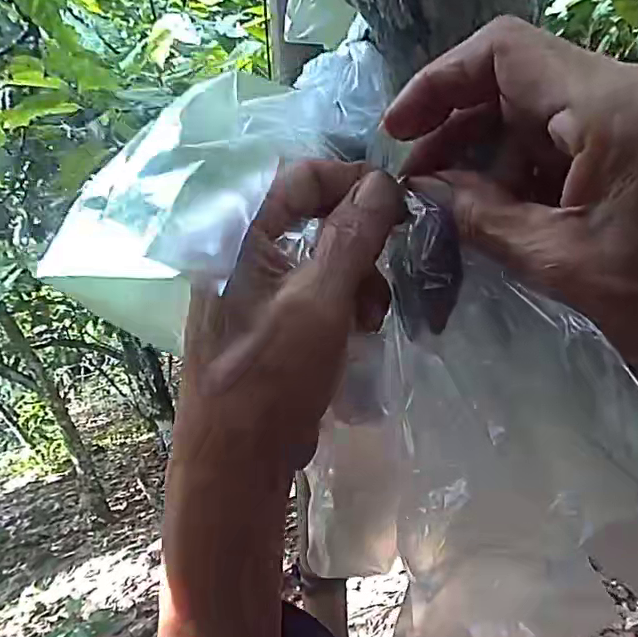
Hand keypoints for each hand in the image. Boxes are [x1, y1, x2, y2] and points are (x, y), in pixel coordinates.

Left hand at [160, 161, 402, 636]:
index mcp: (241, 237)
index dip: (353, 182)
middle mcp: (246, 255)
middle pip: (318, 218)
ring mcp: (261, 291)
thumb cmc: (272, 379)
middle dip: (362, 244)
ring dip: (360, 282)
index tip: (399, 206)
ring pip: (327, 259)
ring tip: (370, 321)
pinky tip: (358, 336)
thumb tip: (381, 182)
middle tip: (387, 273)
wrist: (238, 460)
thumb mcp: (319, 304)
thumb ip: (351, 238)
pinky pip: (322, 294)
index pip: (301, 176)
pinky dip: (347, 308)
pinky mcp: (277, 322)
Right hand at [387, 18, 637, 548]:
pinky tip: (508, 206)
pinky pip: (587, 135)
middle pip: (528, 78)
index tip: (398, 133)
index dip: (439, 85)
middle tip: (420, 180)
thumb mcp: (560, 263)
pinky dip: (540, 166)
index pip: (505, 54)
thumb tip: (423, 187)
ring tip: (458, 203)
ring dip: (500, 151)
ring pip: (554, 109)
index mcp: (618, 107)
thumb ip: (481, 215)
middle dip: (464, 125)